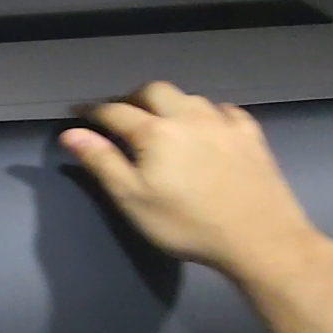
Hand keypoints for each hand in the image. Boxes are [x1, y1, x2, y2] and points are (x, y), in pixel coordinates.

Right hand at [60, 82, 322, 277]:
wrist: (262, 241)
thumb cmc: (186, 223)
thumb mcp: (131, 198)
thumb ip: (101, 161)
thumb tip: (70, 133)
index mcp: (156, 132)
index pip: (114, 111)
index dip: (92, 111)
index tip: (77, 113)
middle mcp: (189, 118)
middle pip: (154, 91)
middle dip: (131, 98)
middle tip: (118, 115)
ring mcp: (224, 125)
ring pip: (189, 97)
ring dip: (167, 103)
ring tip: (158, 119)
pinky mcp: (252, 137)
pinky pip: (225, 110)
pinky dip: (206, 112)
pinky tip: (205, 125)